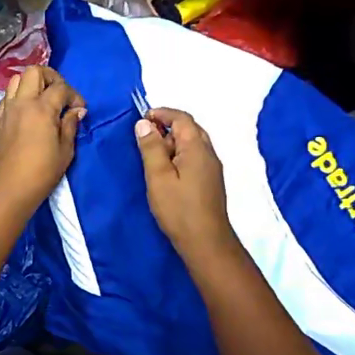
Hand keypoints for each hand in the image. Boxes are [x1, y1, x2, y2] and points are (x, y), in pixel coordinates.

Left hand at [0, 66, 86, 212]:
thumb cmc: (43, 171)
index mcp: (41, 108)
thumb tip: (77, 111)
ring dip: (32, 84)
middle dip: (51, 77)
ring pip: (16, 80)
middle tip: (60, 95)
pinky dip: (18, 96)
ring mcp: (7, 110)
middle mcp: (21, 103)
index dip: (74, 95)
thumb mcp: (65, 149)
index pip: (61, 88)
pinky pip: (8, 97)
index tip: (79, 110)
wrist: (11, 188)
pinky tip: (28, 111)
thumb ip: (70, 125)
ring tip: (43, 99)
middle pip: (34, 71)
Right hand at [134, 107, 236, 257]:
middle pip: (189, 128)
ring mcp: (212, 168)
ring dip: (172, 142)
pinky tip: (166, 171)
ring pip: (192, 144)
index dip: (162, 113)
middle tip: (145, 138)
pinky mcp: (210, 181)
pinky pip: (194, 157)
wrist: (205, 240)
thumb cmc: (178, 208)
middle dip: (167, 126)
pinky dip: (179, 155)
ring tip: (152, 156)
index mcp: (197, 148)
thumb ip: (151, 148)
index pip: (182, 118)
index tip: (142, 119)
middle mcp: (209, 153)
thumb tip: (144, 123)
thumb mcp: (158, 176)